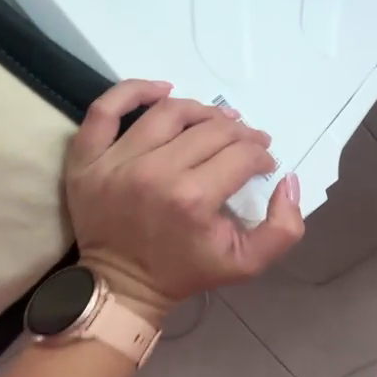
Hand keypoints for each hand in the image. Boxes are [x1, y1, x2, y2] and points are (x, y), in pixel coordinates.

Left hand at [64, 81, 304, 326]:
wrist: (122, 286)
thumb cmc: (186, 271)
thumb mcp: (248, 263)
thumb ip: (284, 227)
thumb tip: (288, 180)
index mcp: (194, 199)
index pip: (242, 155)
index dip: (262, 156)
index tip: (264, 165)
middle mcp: (155, 172)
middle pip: (211, 130)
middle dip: (241, 133)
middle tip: (249, 142)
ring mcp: (116, 162)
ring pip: (168, 112)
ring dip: (202, 110)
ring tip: (216, 120)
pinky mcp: (88, 158)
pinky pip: (105, 109)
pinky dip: (133, 91)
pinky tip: (161, 89)